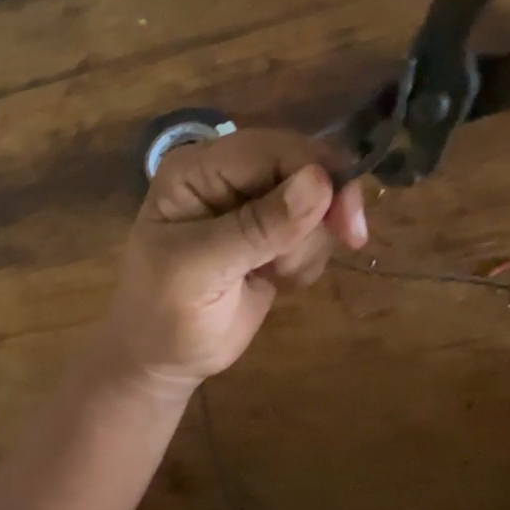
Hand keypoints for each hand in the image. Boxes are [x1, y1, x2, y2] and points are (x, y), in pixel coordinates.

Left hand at [95, 129, 368, 395]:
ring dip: (307, 244)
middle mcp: (226, 177)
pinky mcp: (270, 237)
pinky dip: (305, 261)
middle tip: (346, 242)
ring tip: (272, 276)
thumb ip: (258, 228)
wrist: (162, 361)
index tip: (345, 218)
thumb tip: (319, 182)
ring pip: (316, 202)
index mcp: (196, 170)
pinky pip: (314, 232)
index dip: (317, 171)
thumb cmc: (164, 316)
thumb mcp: (202, 271)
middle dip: (321, 211)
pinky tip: (275, 282)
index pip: (270, 149)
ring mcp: (250, 207)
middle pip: (303, 166)